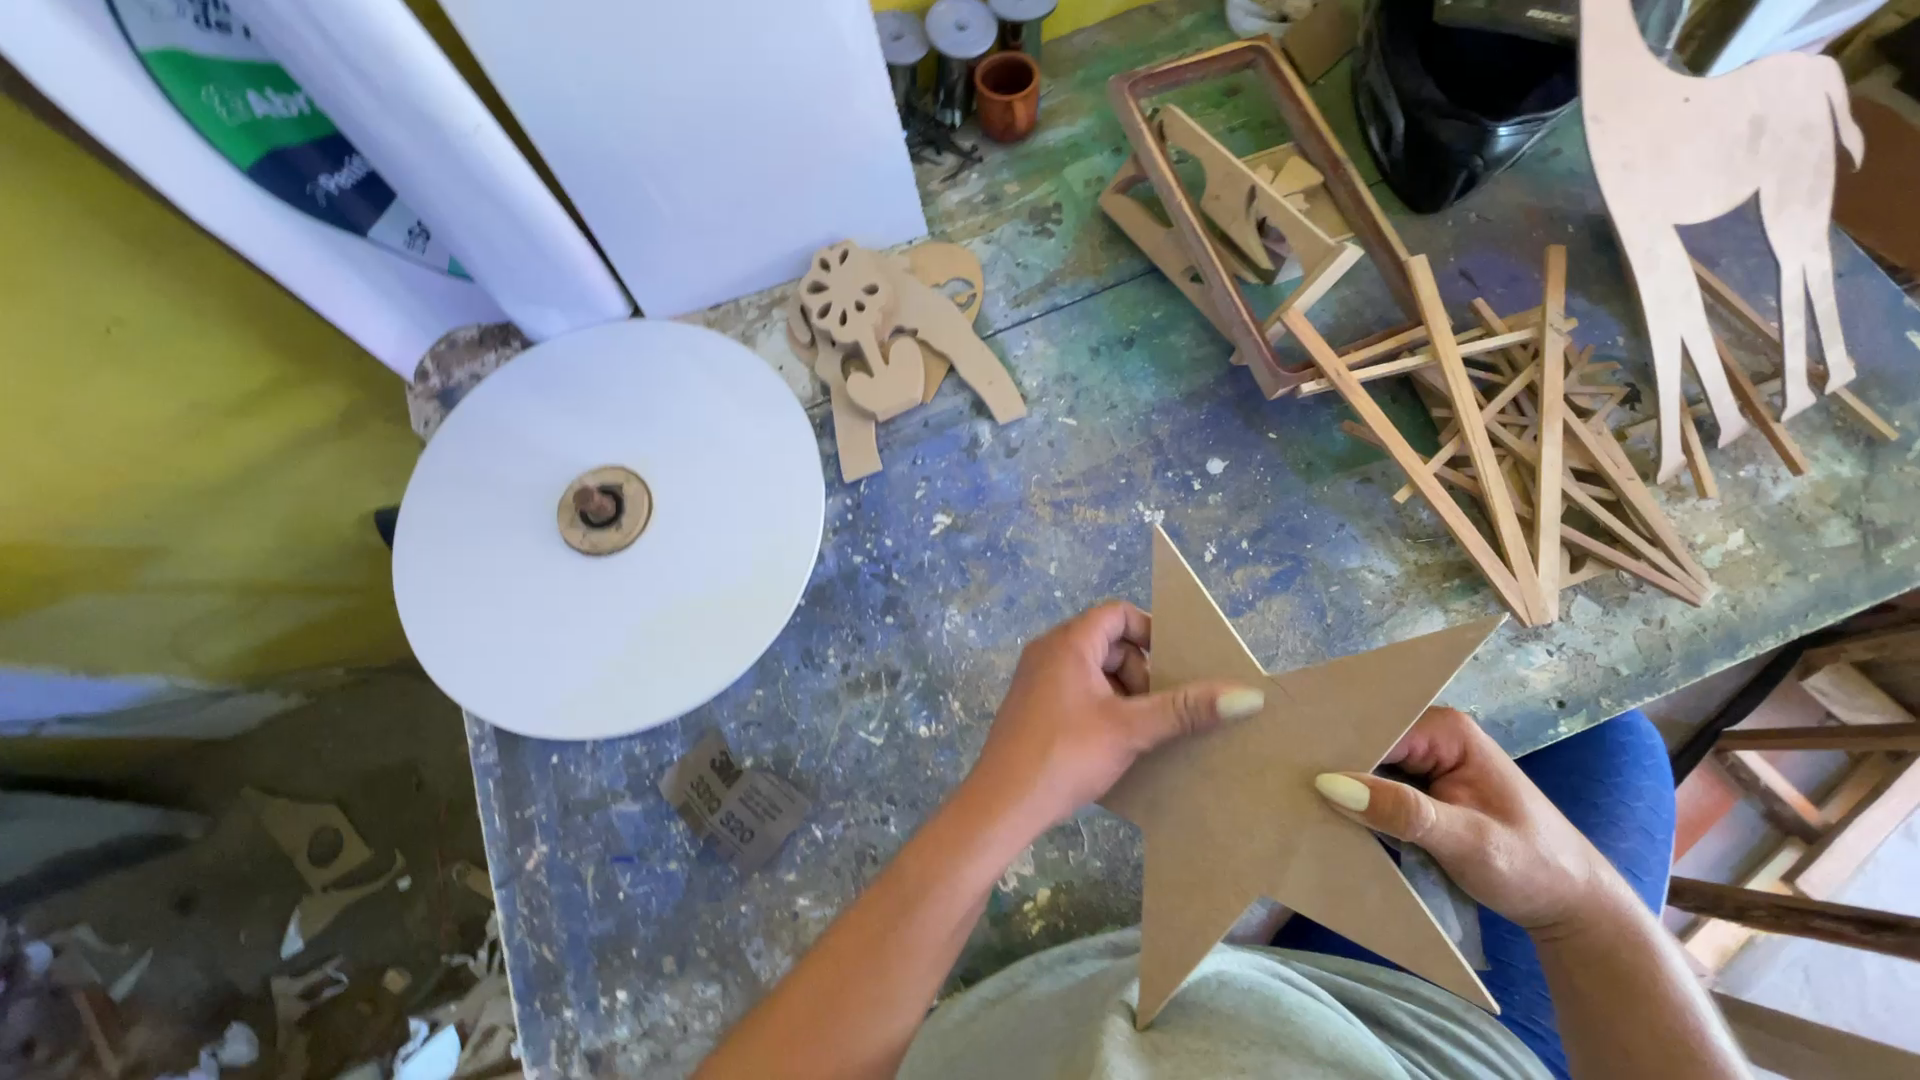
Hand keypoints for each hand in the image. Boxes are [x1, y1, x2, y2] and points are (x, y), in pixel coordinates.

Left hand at [963, 601, 1265, 829]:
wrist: (1002, 804)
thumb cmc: (1066, 755)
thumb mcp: (1131, 730)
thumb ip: (1186, 710)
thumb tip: (1249, 695)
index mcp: (1067, 643)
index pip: (1118, 613)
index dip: (1152, 633)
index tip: (1177, 667)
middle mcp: (1047, 651)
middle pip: (1107, 642)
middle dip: (1140, 672)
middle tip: (1157, 709)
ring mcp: (1035, 680)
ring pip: (1093, 671)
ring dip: (1122, 694)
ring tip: (1139, 731)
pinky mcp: (1031, 707)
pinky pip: (1076, 691)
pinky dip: (1101, 708)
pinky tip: (1114, 744)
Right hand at [1312, 706, 1631, 934]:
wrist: (1574, 909)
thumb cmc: (1534, 868)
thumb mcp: (1468, 842)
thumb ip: (1403, 812)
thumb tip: (1329, 784)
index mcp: (1447, 730)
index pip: (1373, 730)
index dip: (1333, 750)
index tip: (1292, 770)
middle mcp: (1432, 737)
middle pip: (1365, 746)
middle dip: (1331, 768)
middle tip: (1286, 789)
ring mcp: (1426, 764)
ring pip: (1366, 769)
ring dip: (1340, 790)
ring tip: (1297, 803)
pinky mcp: (1421, 792)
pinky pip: (1376, 790)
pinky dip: (1356, 807)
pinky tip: (1327, 818)